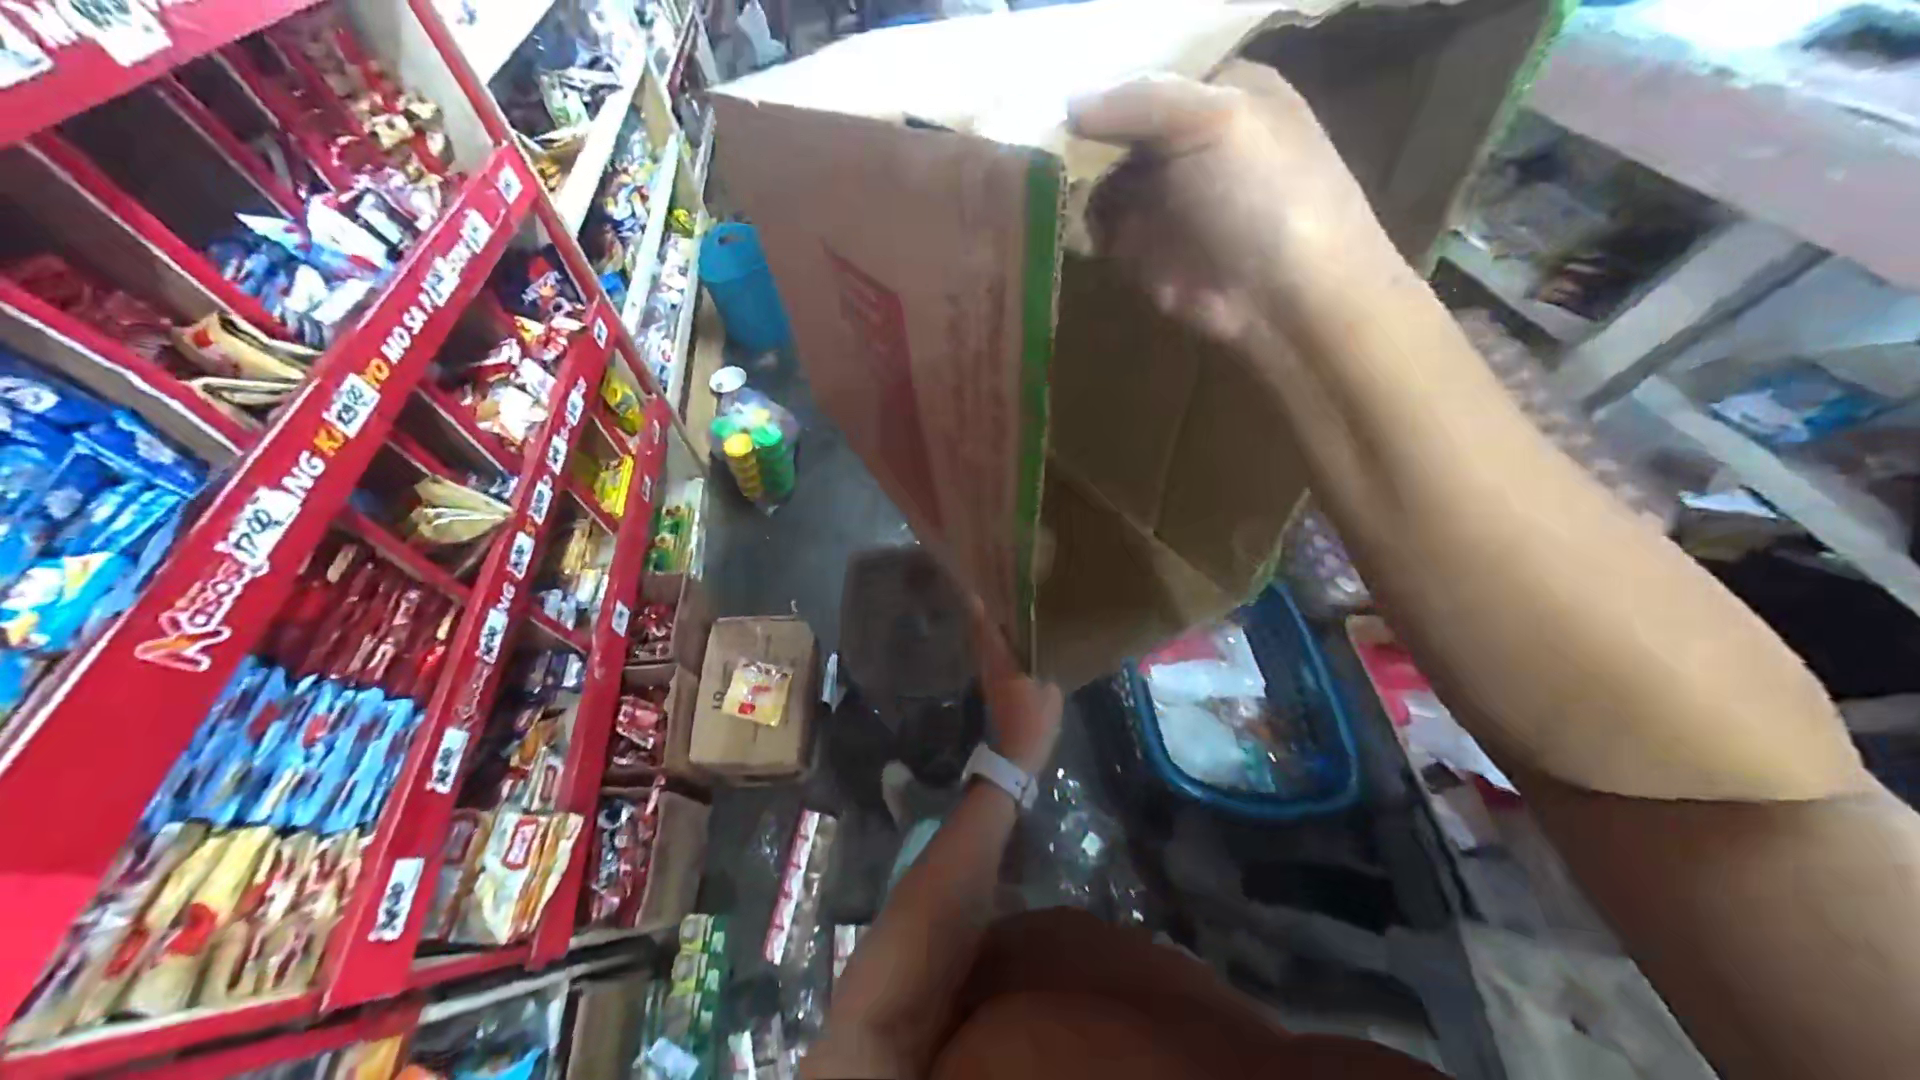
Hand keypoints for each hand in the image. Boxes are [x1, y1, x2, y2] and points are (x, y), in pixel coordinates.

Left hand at [968, 596, 1061, 775]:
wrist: (1013, 758)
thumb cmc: (1033, 724)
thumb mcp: (1050, 695)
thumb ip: (1045, 671)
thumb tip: (1043, 656)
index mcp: (1003, 665)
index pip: (987, 632)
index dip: (981, 613)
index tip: (977, 593)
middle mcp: (990, 669)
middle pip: (981, 637)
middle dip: (982, 618)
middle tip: (989, 598)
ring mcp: (987, 680)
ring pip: (983, 649)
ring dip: (986, 632)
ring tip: (999, 616)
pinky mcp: (991, 691)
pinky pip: (989, 661)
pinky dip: (992, 648)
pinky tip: (1006, 645)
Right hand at [1068, 63, 1416, 350]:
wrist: (1287, 299)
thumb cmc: (1264, 196)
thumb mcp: (1214, 120)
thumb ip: (1141, 101)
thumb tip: (1068, 104)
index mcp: (1217, 92)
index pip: (1144, 74)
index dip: (1102, 83)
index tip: (1055, 94)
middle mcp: (1186, 141)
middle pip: (1113, 128)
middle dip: (1078, 137)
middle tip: (1033, 142)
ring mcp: (1163, 198)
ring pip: (1098, 179)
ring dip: (1072, 185)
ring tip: (1040, 187)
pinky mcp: (1143, 249)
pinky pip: (1097, 229)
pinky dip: (1080, 228)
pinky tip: (1063, 222)